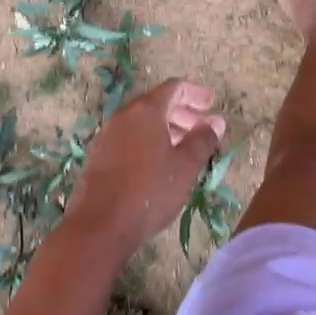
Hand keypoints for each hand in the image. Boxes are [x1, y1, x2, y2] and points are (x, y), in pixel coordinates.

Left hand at [63, 78, 225, 256]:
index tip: (211, 102)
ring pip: (142, 123)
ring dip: (166, 129)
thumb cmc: (149, 191)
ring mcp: (107, 136)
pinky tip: (159, 163)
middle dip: (182, 112)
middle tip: (201, 127)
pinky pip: (129, 138)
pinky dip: (148, 141)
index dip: (195, 93)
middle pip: (156, 103)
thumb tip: (216, 122)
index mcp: (146, 110)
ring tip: (184, 147)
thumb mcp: (185, 166)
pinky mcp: (99, 157)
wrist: (99, 226)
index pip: (173, 88)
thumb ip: (202, 140)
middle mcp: (124, 116)